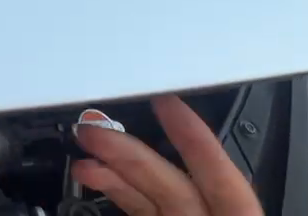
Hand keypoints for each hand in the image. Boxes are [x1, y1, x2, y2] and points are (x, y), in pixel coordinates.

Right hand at [73, 96, 261, 215]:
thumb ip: (196, 201)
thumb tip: (140, 207)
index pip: (224, 179)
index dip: (196, 139)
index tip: (165, 100)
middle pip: (175, 181)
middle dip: (129, 149)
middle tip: (94, 128)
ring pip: (152, 193)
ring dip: (113, 166)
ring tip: (83, 146)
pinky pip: (140, 208)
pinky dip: (113, 188)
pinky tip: (91, 174)